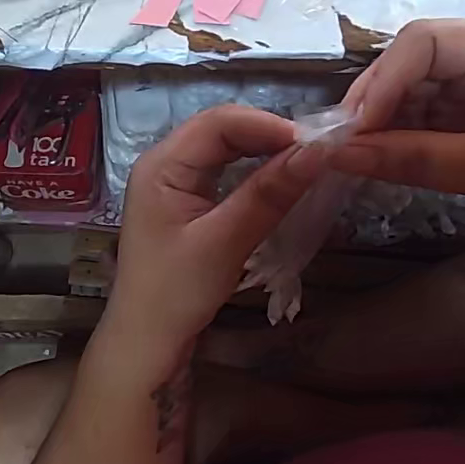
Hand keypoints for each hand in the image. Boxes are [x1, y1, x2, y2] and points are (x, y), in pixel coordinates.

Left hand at [110, 105, 322, 346]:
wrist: (146, 341)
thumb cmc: (176, 293)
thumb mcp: (224, 241)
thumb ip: (268, 194)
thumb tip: (318, 151)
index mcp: (161, 164)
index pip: (218, 122)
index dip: (268, 125)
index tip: (316, 143)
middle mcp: (163, 163)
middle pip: (220, 131)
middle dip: (268, 135)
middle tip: (317, 152)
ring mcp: (172, 183)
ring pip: (224, 150)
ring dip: (263, 152)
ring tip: (305, 162)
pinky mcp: (185, 202)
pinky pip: (222, 173)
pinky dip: (252, 172)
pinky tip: (278, 180)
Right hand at [332, 20, 464, 254]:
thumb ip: (410, 158)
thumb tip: (335, 154)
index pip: (428, 42)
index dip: (383, 78)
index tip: (353, 126)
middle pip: (415, 65)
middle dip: (376, 100)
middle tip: (342, 142)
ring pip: (416, 96)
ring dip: (383, 123)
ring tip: (353, 154)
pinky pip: (427, 123)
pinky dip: (400, 141)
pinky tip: (378, 160)